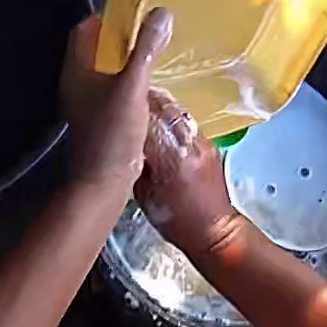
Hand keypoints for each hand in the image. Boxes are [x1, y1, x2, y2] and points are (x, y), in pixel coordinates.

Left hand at [61, 9, 172, 190]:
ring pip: (104, 70)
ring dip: (124, 60)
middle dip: (119, 37)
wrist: (105, 181)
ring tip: (152, 54)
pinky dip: (127, 80)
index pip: (84, 30)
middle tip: (148, 31)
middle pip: (95, 49)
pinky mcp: (97, 118)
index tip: (133, 14)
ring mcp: (85, 102)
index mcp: (76, 70)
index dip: (106, 17)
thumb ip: (146, 49)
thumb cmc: (114, 132)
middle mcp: (75, 83)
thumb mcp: (133, 86)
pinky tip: (148, 85)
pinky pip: (111, 88)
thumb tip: (161, 13)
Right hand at [137, 88, 243, 256]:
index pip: (145, 123)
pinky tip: (157, 118)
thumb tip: (122, 143)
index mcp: (170, 158)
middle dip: (142, 101)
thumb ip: (133, 165)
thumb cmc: (175, 220)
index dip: (127, 111)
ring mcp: (202, 140)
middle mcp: (188, 143)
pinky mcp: (209, 142)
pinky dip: (169, 115)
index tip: (111, 105)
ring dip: (156, 104)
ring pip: (175, 111)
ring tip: (137, 102)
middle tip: (121, 96)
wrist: (215, 229)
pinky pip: (185, 120)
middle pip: (162, 110)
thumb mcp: (143, 195)